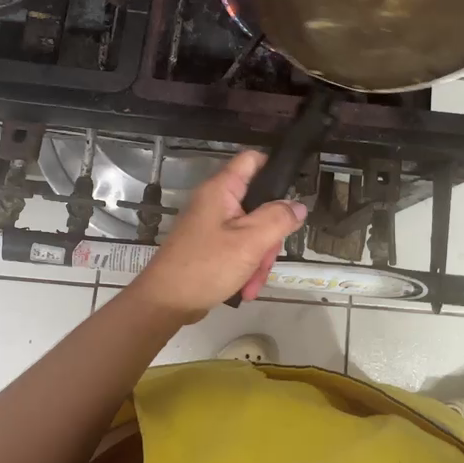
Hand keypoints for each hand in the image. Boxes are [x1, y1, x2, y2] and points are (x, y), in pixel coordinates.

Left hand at [124, 150, 308, 322]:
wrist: (165, 303)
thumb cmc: (206, 266)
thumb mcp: (250, 241)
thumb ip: (278, 219)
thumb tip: (298, 206)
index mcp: (221, 190)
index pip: (252, 160)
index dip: (274, 167)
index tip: (294, 189)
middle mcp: (215, 202)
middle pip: (258, 204)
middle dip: (270, 233)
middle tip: (269, 255)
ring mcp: (211, 225)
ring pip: (251, 231)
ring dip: (259, 258)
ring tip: (253, 283)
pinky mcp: (209, 246)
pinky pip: (238, 249)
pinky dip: (246, 267)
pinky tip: (245, 289)